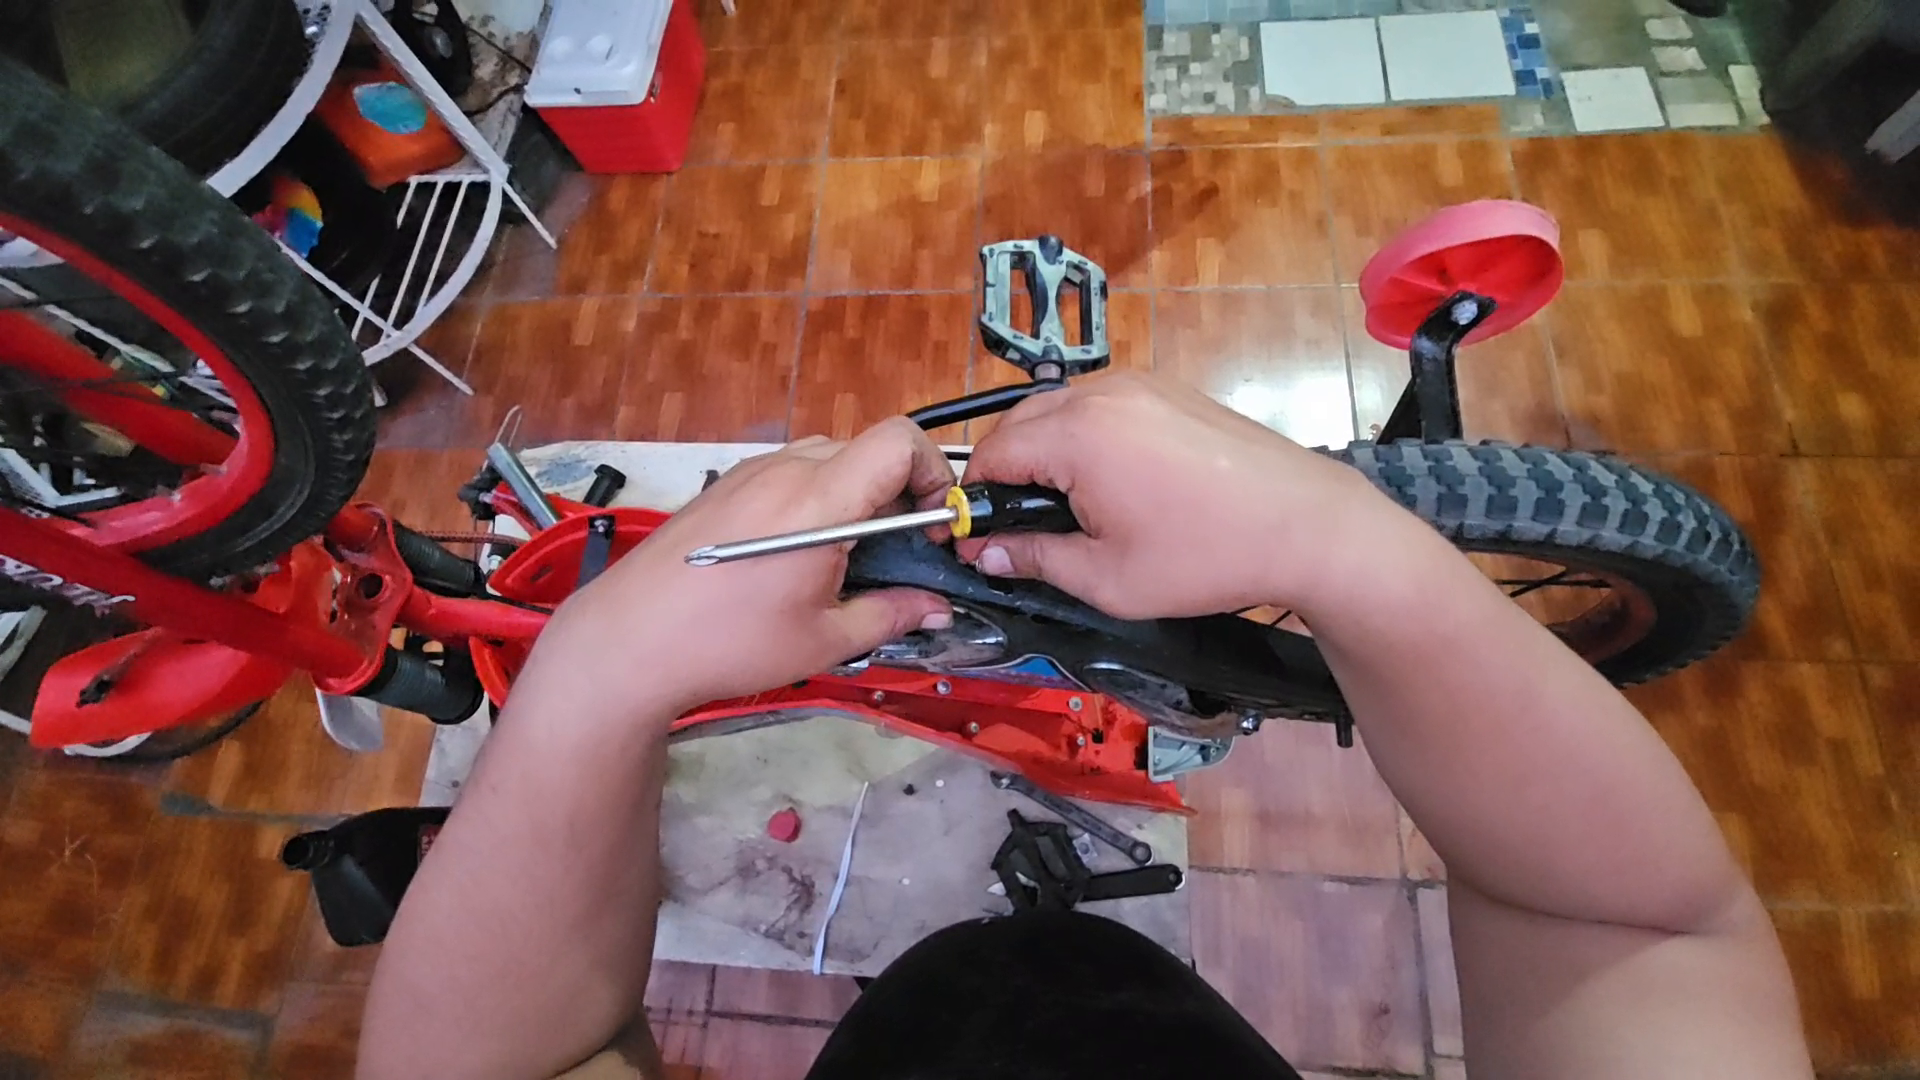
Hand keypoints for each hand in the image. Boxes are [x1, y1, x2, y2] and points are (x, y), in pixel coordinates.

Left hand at [525, 418, 955, 714]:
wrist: (626, 641)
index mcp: (819, 499)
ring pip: (832, 457)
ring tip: (849, 554)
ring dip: (860, 494)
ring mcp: (752, 471)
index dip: (933, 473)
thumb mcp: (824, 639)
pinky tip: (801, 549)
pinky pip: (795, 471)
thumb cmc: (730, 644)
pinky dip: (821, 496)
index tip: (932, 527)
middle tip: (896, 552)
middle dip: (900, 492)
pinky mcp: (729, 484)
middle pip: (869, 448)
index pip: (899, 440)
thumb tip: (937, 607)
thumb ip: (892, 614)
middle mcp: (787, 469)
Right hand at [957, 373, 1404, 618]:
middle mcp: (1100, 393)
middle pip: (1019, 423)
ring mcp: (1139, 383)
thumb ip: (1034, 558)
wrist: (1308, 526)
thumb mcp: (1107, 578)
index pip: (993, 453)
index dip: (975, 497)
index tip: (978, 536)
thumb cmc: (1202, 559)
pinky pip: (1097, 404)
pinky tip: (1108, 478)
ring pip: (1058, 409)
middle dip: (1006, 471)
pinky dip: (1081, 435)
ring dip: (1042, 451)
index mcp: (1077, 435)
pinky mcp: (1167, 388)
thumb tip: (983, 553)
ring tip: (1067, 504)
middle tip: (1021, 524)